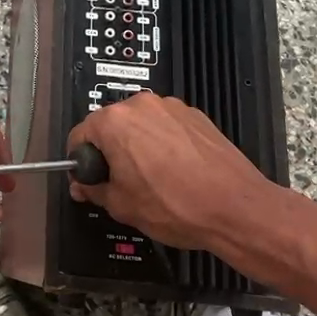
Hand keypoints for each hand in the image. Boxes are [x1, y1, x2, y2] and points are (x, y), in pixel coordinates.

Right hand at [67, 93, 276, 249]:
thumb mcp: (122, 206)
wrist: (237, 209)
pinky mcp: (194, 116)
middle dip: (110, 152)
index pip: (79, 135)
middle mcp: (141, 106)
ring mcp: (171, 107)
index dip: (80, 160)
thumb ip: (94, 191)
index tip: (88, 177)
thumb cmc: (179, 206)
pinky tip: (175, 171)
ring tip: (152, 179)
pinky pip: (166, 126)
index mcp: (114, 123)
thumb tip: (84, 186)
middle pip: (110, 125)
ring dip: (138, 146)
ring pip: (140, 125)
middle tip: (119, 182)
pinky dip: (164, 144)